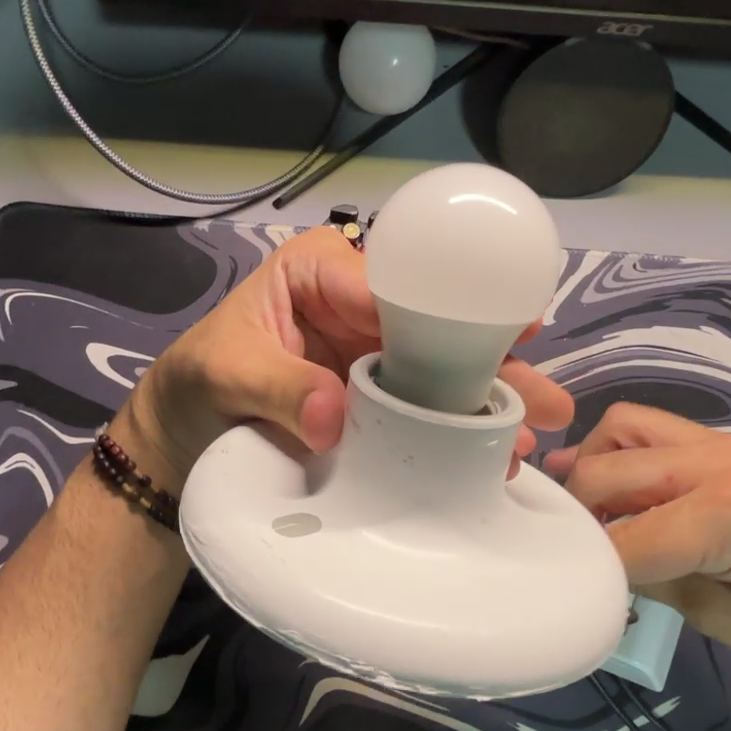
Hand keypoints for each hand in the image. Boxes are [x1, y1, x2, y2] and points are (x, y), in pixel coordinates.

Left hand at [119, 227, 572, 487]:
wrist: (184, 438)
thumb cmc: (196, 382)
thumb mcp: (225, 372)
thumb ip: (277, 386)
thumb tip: (335, 415)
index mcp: (322, 271)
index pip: (394, 283)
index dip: (451, 307)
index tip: (509, 332)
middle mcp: (358, 308)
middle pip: (434, 329)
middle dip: (490, 362)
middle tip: (546, 398)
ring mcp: (372, 358)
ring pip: (440, 373)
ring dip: (485, 404)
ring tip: (532, 438)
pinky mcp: (375, 403)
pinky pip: (423, 412)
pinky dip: (455, 435)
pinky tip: (492, 460)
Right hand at [547, 404, 730, 698]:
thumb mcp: (724, 620)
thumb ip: (654, 578)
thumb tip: (600, 559)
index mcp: (728, 512)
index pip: (622, 536)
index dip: (588, 566)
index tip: (568, 587)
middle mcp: (719, 460)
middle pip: (606, 470)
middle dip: (578, 512)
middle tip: (575, 553)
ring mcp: (726, 443)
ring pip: (622, 427)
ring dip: (596, 465)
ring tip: (598, 512)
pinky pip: (653, 429)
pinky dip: (624, 453)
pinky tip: (632, 494)